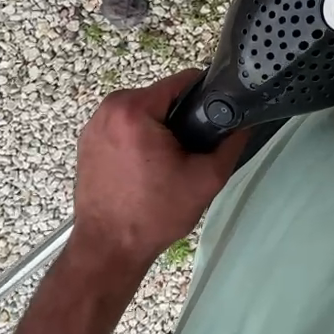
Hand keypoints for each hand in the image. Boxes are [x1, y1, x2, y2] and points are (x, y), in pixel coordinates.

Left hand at [70, 69, 248, 266]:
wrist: (106, 252)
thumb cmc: (154, 214)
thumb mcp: (206, 178)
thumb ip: (232, 143)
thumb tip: (245, 123)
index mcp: (134, 109)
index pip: (183, 81)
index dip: (206, 96)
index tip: (215, 120)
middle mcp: (109, 108)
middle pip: (164, 95)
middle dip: (183, 115)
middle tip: (195, 146)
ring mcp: (94, 124)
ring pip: (146, 110)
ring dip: (163, 126)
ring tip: (174, 157)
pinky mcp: (87, 141)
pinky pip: (127, 125)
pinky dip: (141, 137)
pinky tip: (150, 164)